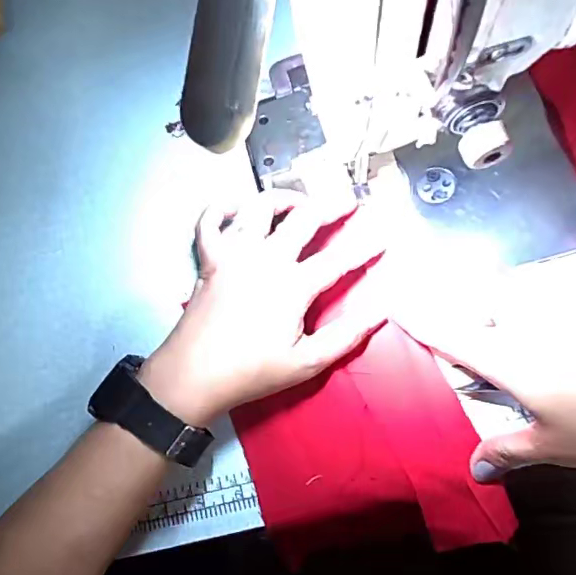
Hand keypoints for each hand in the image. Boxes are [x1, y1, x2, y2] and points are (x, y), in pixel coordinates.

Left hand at [137, 188, 385, 424]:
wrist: (192, 376)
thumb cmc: (250, 372)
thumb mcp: (307, 363)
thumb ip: (345, 336)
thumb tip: (379, 313)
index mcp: (292, 286)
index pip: (338, 259)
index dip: (365, 246)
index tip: (383, 236)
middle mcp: (264, 260)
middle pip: (303, 218)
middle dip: (331, 205)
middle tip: (349, 200)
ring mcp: (233, 255)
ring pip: (259, 207)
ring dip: (282, 197)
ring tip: (298, 201)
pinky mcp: (209, 260)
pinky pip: (210, 221)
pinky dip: (222, 207)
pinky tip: (236, 206)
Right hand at [394, 274, 575, 503]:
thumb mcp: (568, 449)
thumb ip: (513, 449)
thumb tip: (475, 466)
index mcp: (519, 361)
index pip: (454, 335)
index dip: (421, 318)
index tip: (397, 299)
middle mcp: (540, 317)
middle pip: (487, 303)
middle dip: (479, 318)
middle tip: (497, 355)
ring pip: (526, 292)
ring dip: (517, 310)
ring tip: (545, 347)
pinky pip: (565, 290)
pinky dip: (556, 306)